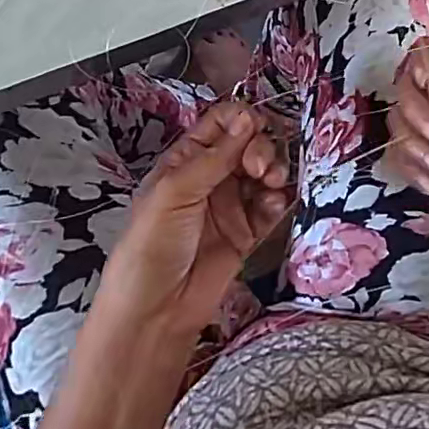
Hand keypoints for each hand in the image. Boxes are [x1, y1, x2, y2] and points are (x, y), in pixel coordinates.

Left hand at [98, 100, 291, 335]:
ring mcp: (231, 204)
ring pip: (264, 173)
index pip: (220, 123)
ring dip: (274, 170)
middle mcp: (211, 175)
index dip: (241, 119)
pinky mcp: (247, 233)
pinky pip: (270, 207)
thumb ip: (214, 157)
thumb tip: (246, 118)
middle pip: (248, 145)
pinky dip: (277, 201)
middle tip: (258, 167)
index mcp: (187, 158)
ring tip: (270, 183)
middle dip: (260, 147)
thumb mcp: (175, 191)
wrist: (156, 310)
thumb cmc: (152, 242)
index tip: (255, 125)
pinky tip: (273, 205)